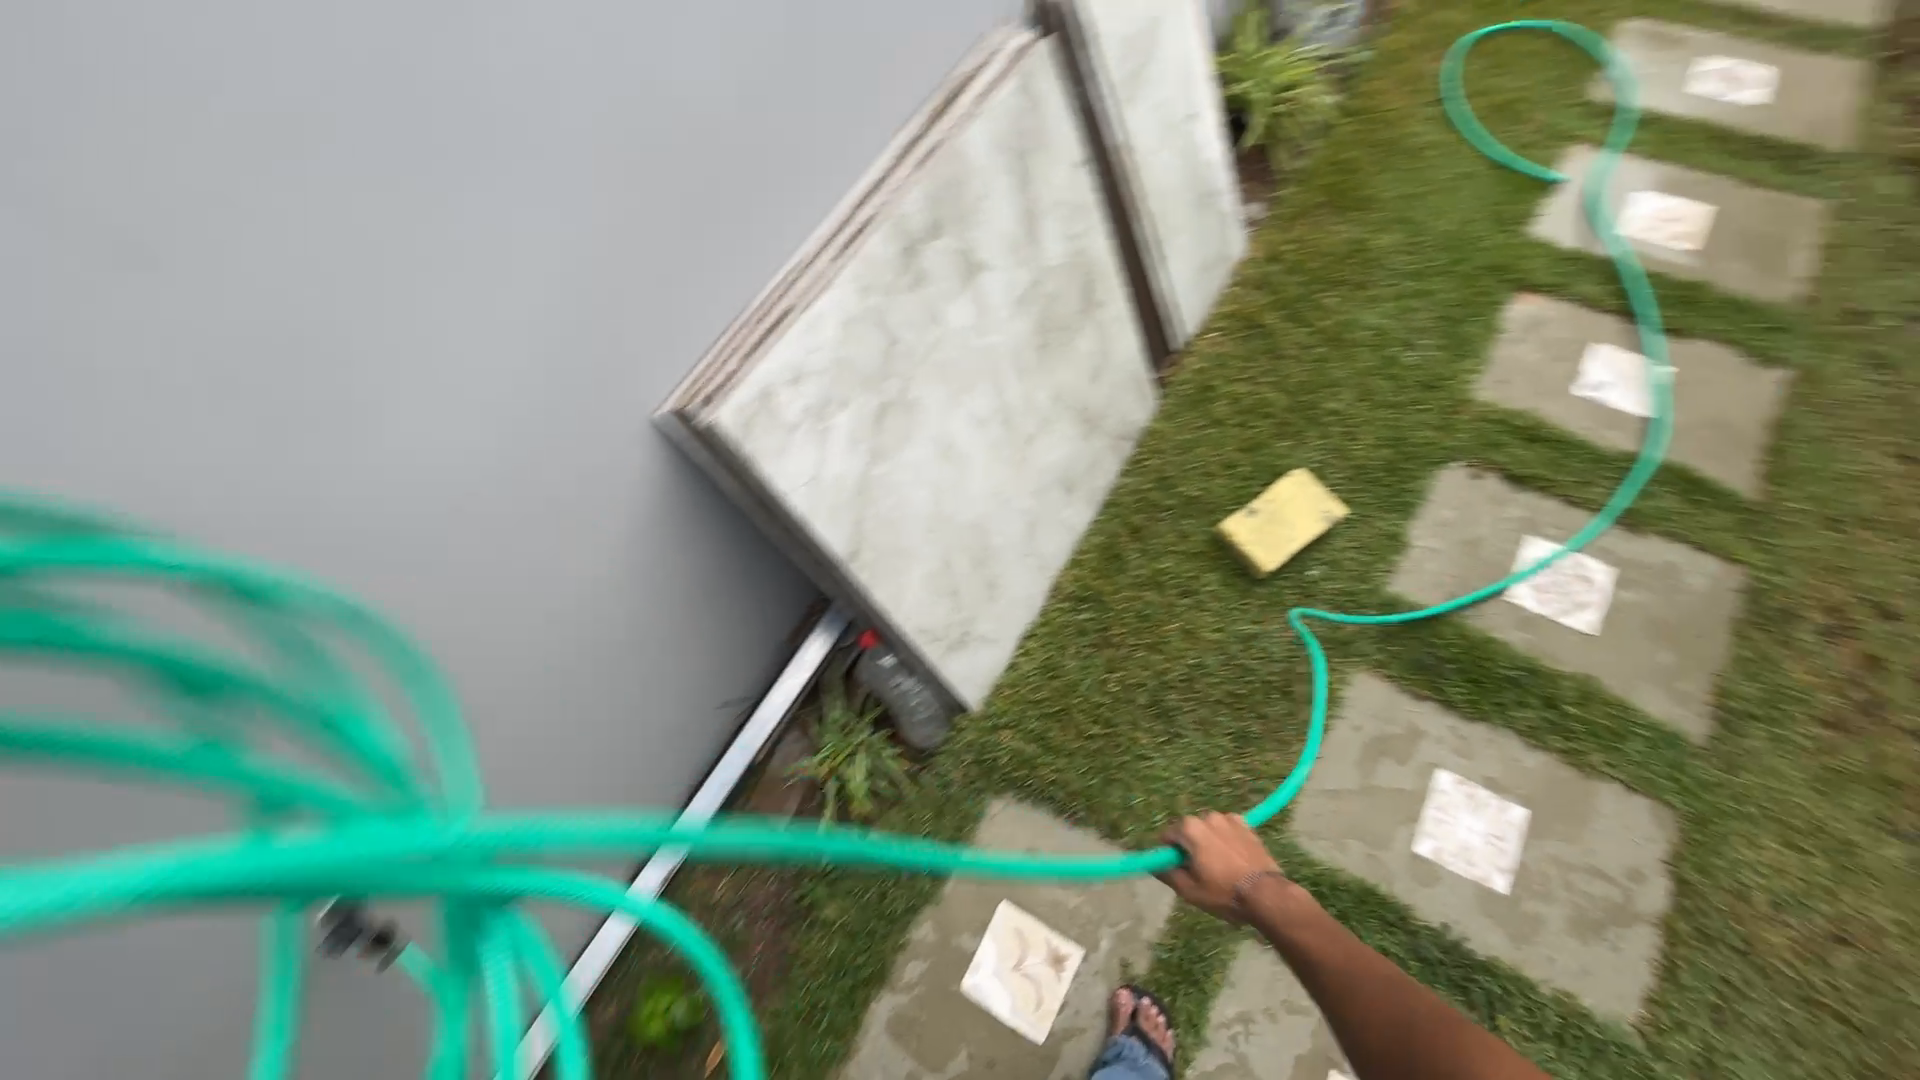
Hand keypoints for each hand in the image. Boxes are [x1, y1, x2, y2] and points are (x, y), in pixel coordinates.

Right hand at [1157, 811, 1286, 922]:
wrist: (1267, 894)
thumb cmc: (1224, 893)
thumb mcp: (1190, 891)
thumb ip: (1167, 874)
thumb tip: (1154, 865)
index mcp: (1189, 828)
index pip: (1167, 837)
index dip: (1170, 854)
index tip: (1178, 870)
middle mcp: (1207, 816)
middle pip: (1189, 831)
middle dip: (1190, 847)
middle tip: (1200, 871)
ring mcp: (1229, 818)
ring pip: (1209, 830)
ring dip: (1208, 842)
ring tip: (1220, 866)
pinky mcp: (1246, 825)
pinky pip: (1227, 830)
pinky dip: (1226, 839)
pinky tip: (1234, 858)